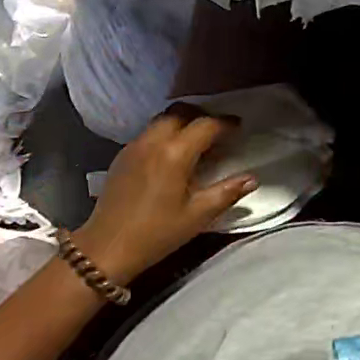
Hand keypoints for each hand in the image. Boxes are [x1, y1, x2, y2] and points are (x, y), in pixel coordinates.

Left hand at [71, 104, 258, 284]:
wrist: (107, 247)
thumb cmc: (157, 234)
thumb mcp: (197, 216)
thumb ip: (227, 193)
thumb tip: (252, 178)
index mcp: (174, 153)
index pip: (206, 125)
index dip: (226, 124)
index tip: (240, 127)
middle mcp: (153, 141)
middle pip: (181, 112)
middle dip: (202, 116)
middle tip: (219, 131)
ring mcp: (135, 145)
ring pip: (162, 119)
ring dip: (182, 122)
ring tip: (198, 142)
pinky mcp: (122, 155)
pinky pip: (149, 132)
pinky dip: (166, 133)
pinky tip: (173, 155)